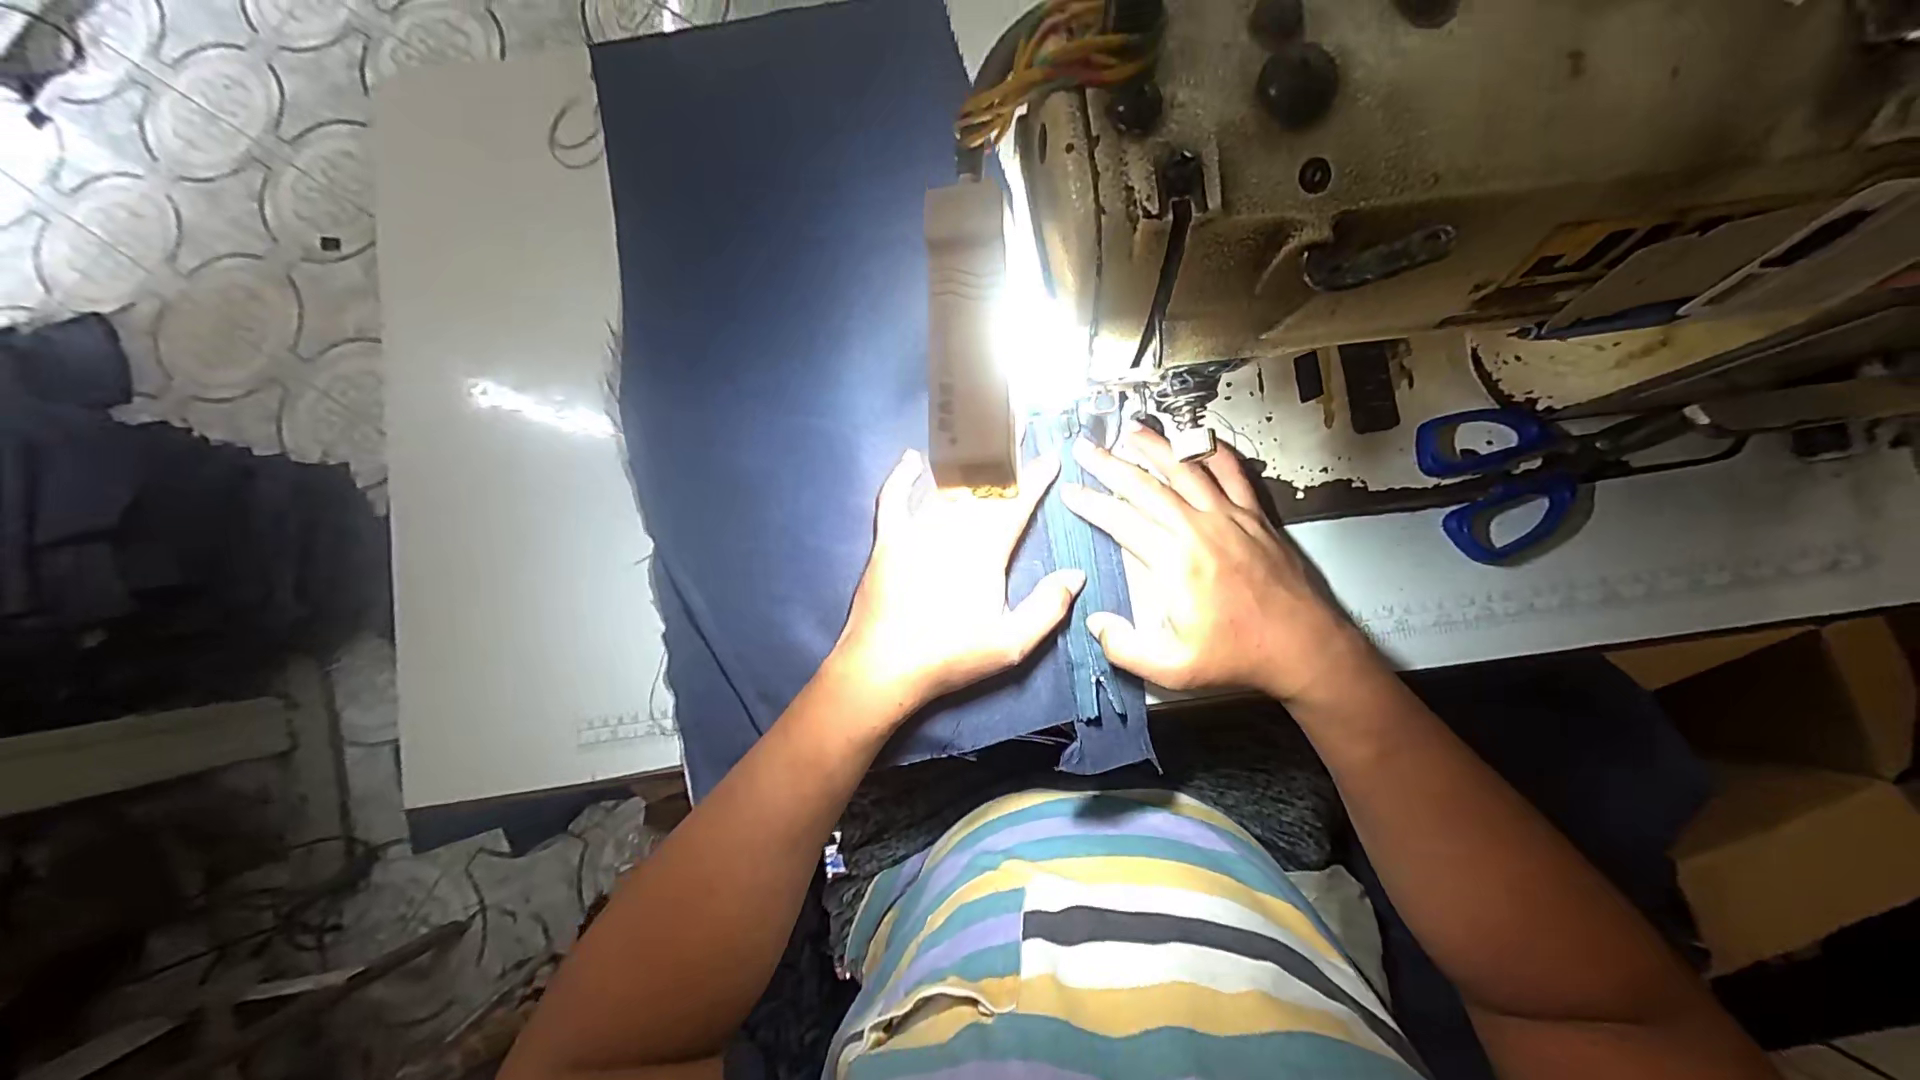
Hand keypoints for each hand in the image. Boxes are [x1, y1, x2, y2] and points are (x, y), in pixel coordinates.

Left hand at [830, 449, 1084, 715]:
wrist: (884, 666)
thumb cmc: (949, 657)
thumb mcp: (1011, 643)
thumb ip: (1048, 607)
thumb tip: (1076, 574)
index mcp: (985, 551)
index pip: (1017, 504)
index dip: (1036, 478)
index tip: (1050, 456)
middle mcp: (951, 531)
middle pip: (984, 485)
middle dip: (1005, 455)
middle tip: (1018, 426)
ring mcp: (916, 531)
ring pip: (946, 485)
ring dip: (965, 458)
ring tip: (981, 434)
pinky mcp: (887, 540)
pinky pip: (893, 499)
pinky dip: (901, 477)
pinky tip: (910, 459)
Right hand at [1060, 427, 1380, 708]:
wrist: (1304, 647)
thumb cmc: (1241, 656)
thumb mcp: (1172, 668)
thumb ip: (1125, 647)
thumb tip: (1097, 623)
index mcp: (1176, 563)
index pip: (1120, 520)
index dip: (1090, 503)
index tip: (1070, 492)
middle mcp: (1201, 531)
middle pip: (1145, 486)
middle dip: (1109, 464)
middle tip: (1087, 449)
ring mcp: (1230, 519)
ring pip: (1186, 470)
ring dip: (1155, 448)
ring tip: (1132, 432)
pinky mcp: (1255, 518)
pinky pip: (1232, 474)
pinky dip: (1214, 453)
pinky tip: (1200, 440)